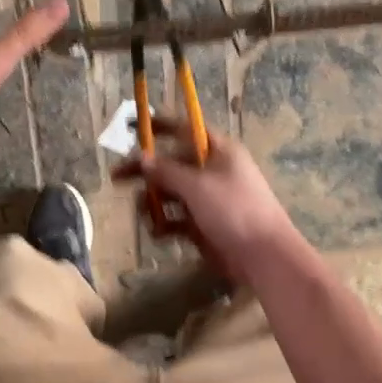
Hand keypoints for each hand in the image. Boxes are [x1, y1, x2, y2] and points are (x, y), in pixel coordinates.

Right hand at [114, 121, 302, 282]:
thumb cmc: (234, 210)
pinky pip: (177, 219)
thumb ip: (167, 171)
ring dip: (154, 201)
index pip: (185, 130)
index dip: (160, 126)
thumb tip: (142, 157)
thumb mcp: (197, 186)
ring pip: (171, 193)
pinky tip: (158, 233)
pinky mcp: (205, 225)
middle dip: (147, 172)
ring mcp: (209, 200)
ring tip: (145, 214)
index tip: (133, 126)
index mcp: (219, 151)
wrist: (264, 256)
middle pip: (172, 164)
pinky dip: (165, 224)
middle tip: (117, 177)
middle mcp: (213, 171)